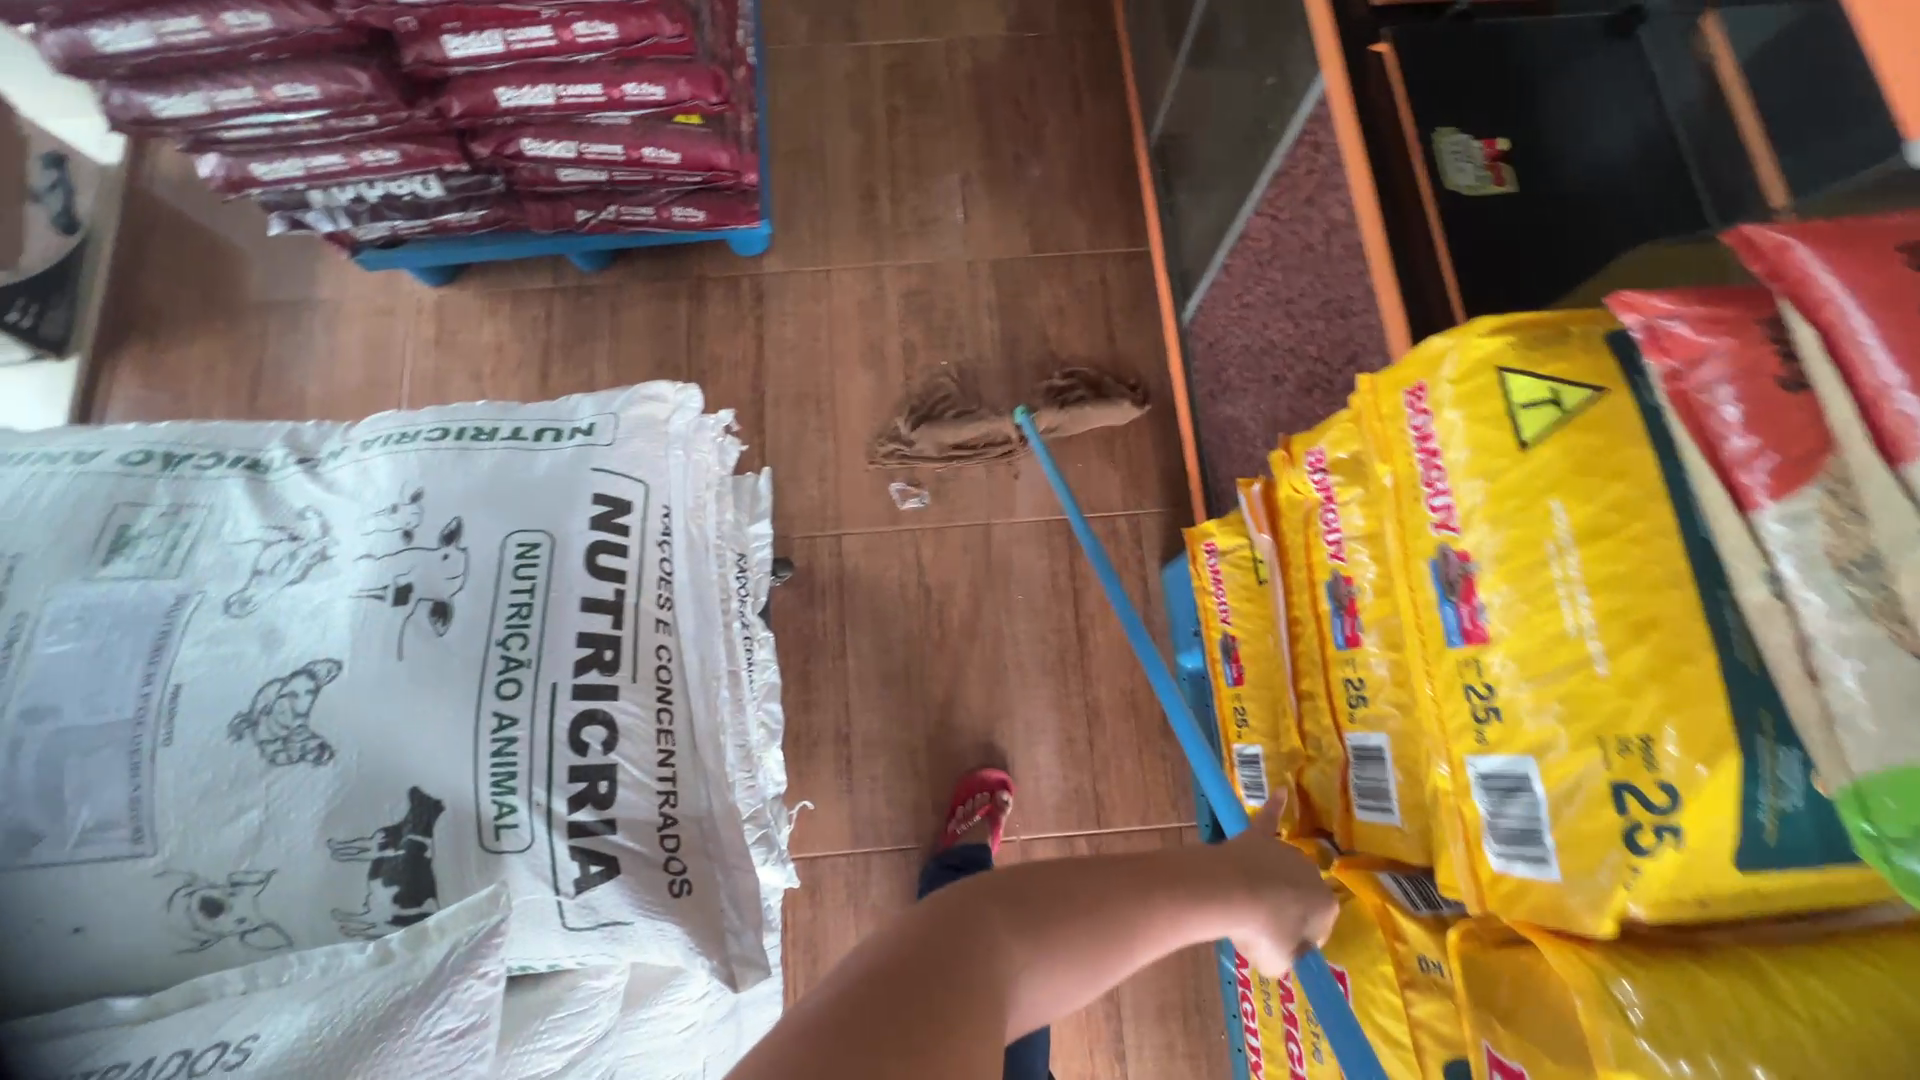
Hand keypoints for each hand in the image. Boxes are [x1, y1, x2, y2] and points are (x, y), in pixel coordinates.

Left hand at [1214, 796, 1338, 974]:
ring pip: (1278, 871)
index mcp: (1326, 906)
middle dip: (1281, 909)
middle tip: (1258, 923)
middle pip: (1296, 896)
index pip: (1315, 930)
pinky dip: (1274, 807)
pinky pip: (1268, 820)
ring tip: (1245, 897)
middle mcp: (1310, 872)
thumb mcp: (1278, 962)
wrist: (1231, 893)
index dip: (1295, 940)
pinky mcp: (1257, 837)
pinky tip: (1280, 791)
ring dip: (1266, 882)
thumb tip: (1277, 952)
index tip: (1277, 945)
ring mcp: (1283, 851)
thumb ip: (1284, 957)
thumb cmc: (1261, 931)